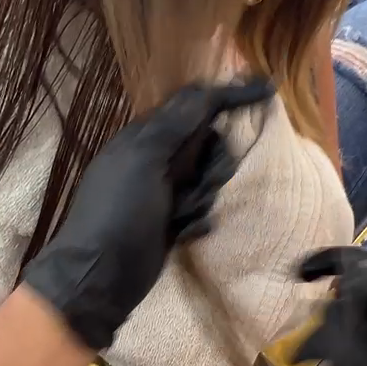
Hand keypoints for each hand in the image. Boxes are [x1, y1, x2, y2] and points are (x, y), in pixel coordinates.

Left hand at [21, 79, 274, 350]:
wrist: (100, 276)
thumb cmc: (118, 211)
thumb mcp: (145, 156)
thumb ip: (178, 121)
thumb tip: (212, 89)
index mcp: (144, 136)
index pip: (193, 104)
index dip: (226, 97)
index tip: (266, 90)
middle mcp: (155, 160)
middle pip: (208, 144)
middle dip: (211, 162)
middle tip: (194, 184)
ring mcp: (162, 194)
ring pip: (207, 179)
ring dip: (202, 195)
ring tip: (180, 215)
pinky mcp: (169, 225)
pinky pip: (201, 212)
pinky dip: (197, 221)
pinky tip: (183, 232)